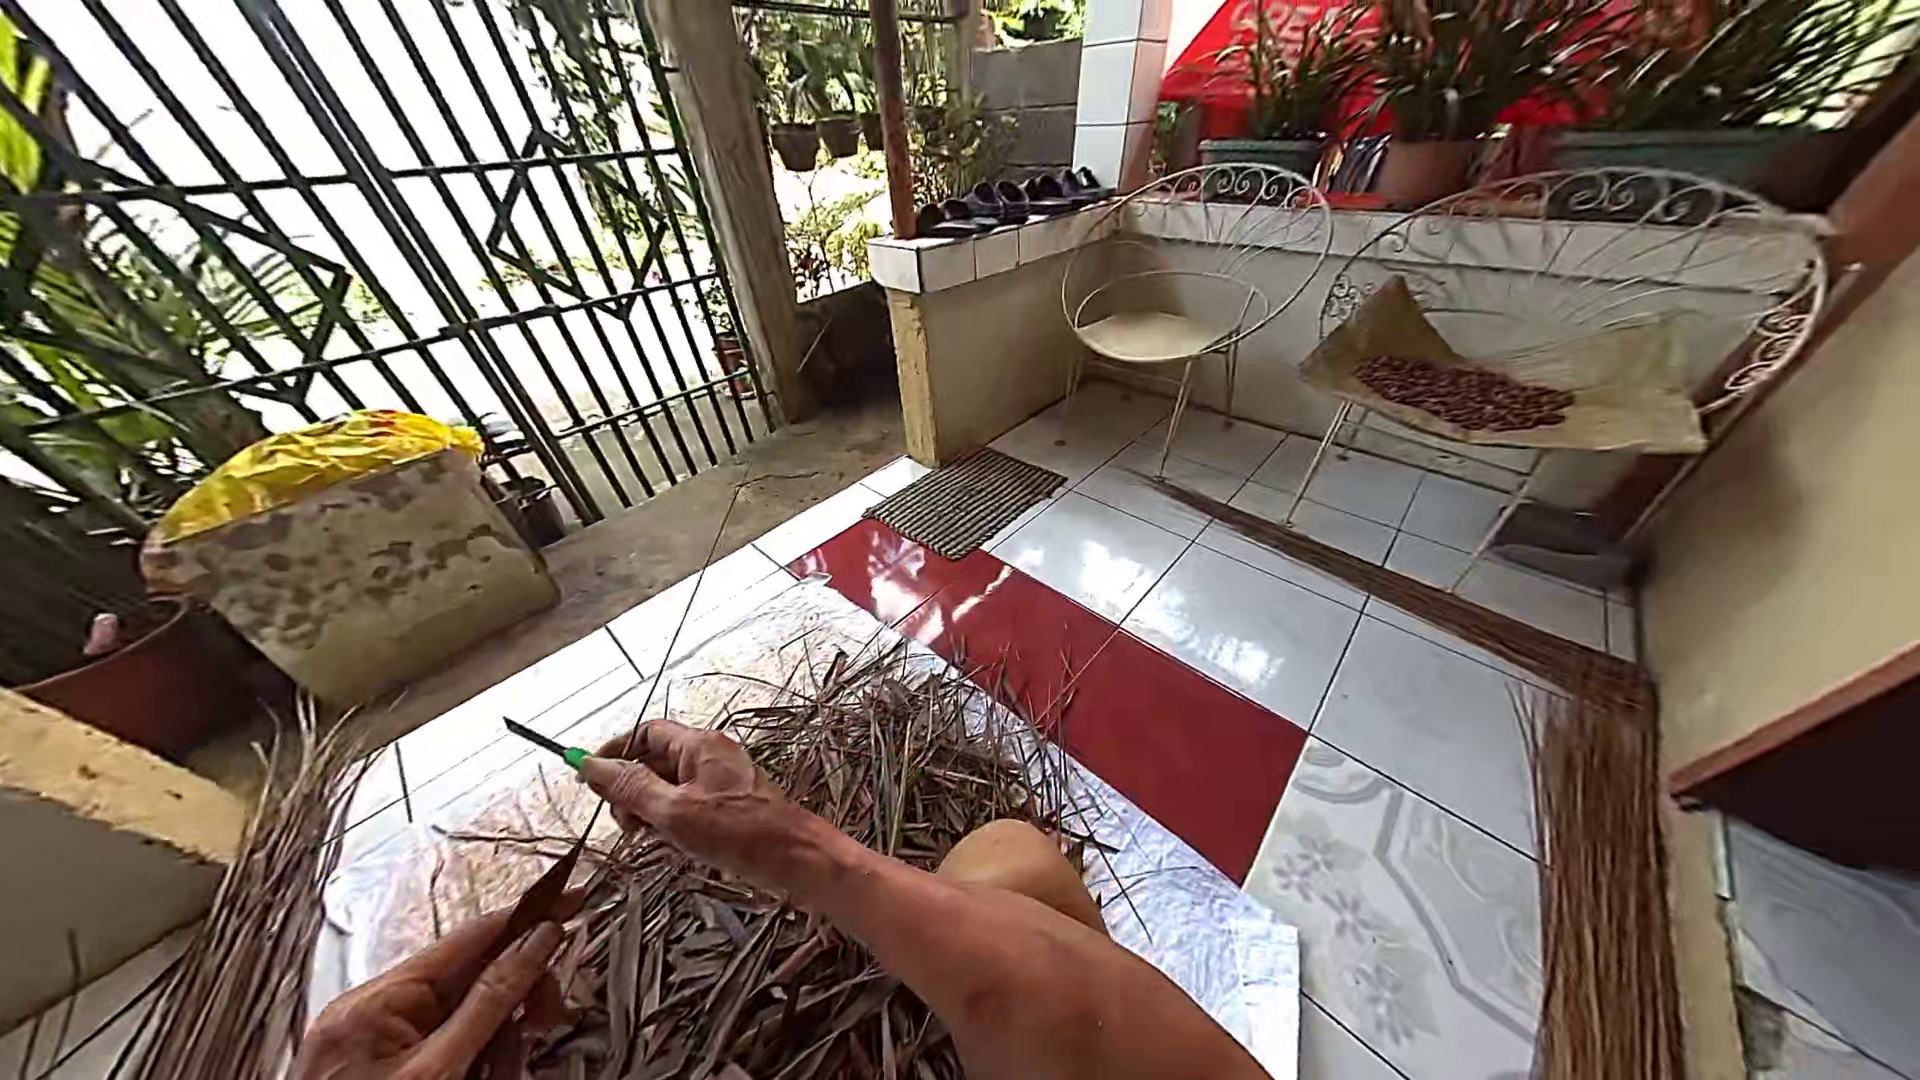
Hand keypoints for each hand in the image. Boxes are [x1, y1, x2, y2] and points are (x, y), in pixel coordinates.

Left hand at [291, 908, 570, 1079]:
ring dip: (503, 1035)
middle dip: (519, 994)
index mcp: (374, 1003)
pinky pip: (455, 1040)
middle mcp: (374, 1013)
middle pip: (476, 973)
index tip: (572, 901)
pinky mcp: (391, 1068)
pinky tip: (489, 1074)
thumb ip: (492, 999)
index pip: (473, 935)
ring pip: (472, 1009)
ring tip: (504, 1070)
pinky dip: (482, 1055)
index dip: (529, 915)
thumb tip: (539, 937)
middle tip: (548, 1015)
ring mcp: (380, 1043)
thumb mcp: (439, 1071)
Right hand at [579, 720, 811, 890]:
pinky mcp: (726, 800)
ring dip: (648, 807)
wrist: (788, 853)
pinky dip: (669, 817)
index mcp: (699, 744)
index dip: (616, 751)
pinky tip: (669, 841)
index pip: (648, 732)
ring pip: (668, 783)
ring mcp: (720, 777)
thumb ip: (630, 787)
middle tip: (625, 824)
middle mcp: (710, 753)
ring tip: (647, 836)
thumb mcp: (672, 810)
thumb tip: (590, 764)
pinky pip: (686, 800)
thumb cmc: (733, 830)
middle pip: (656, 758)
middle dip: (630, 787)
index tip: (589, 780)